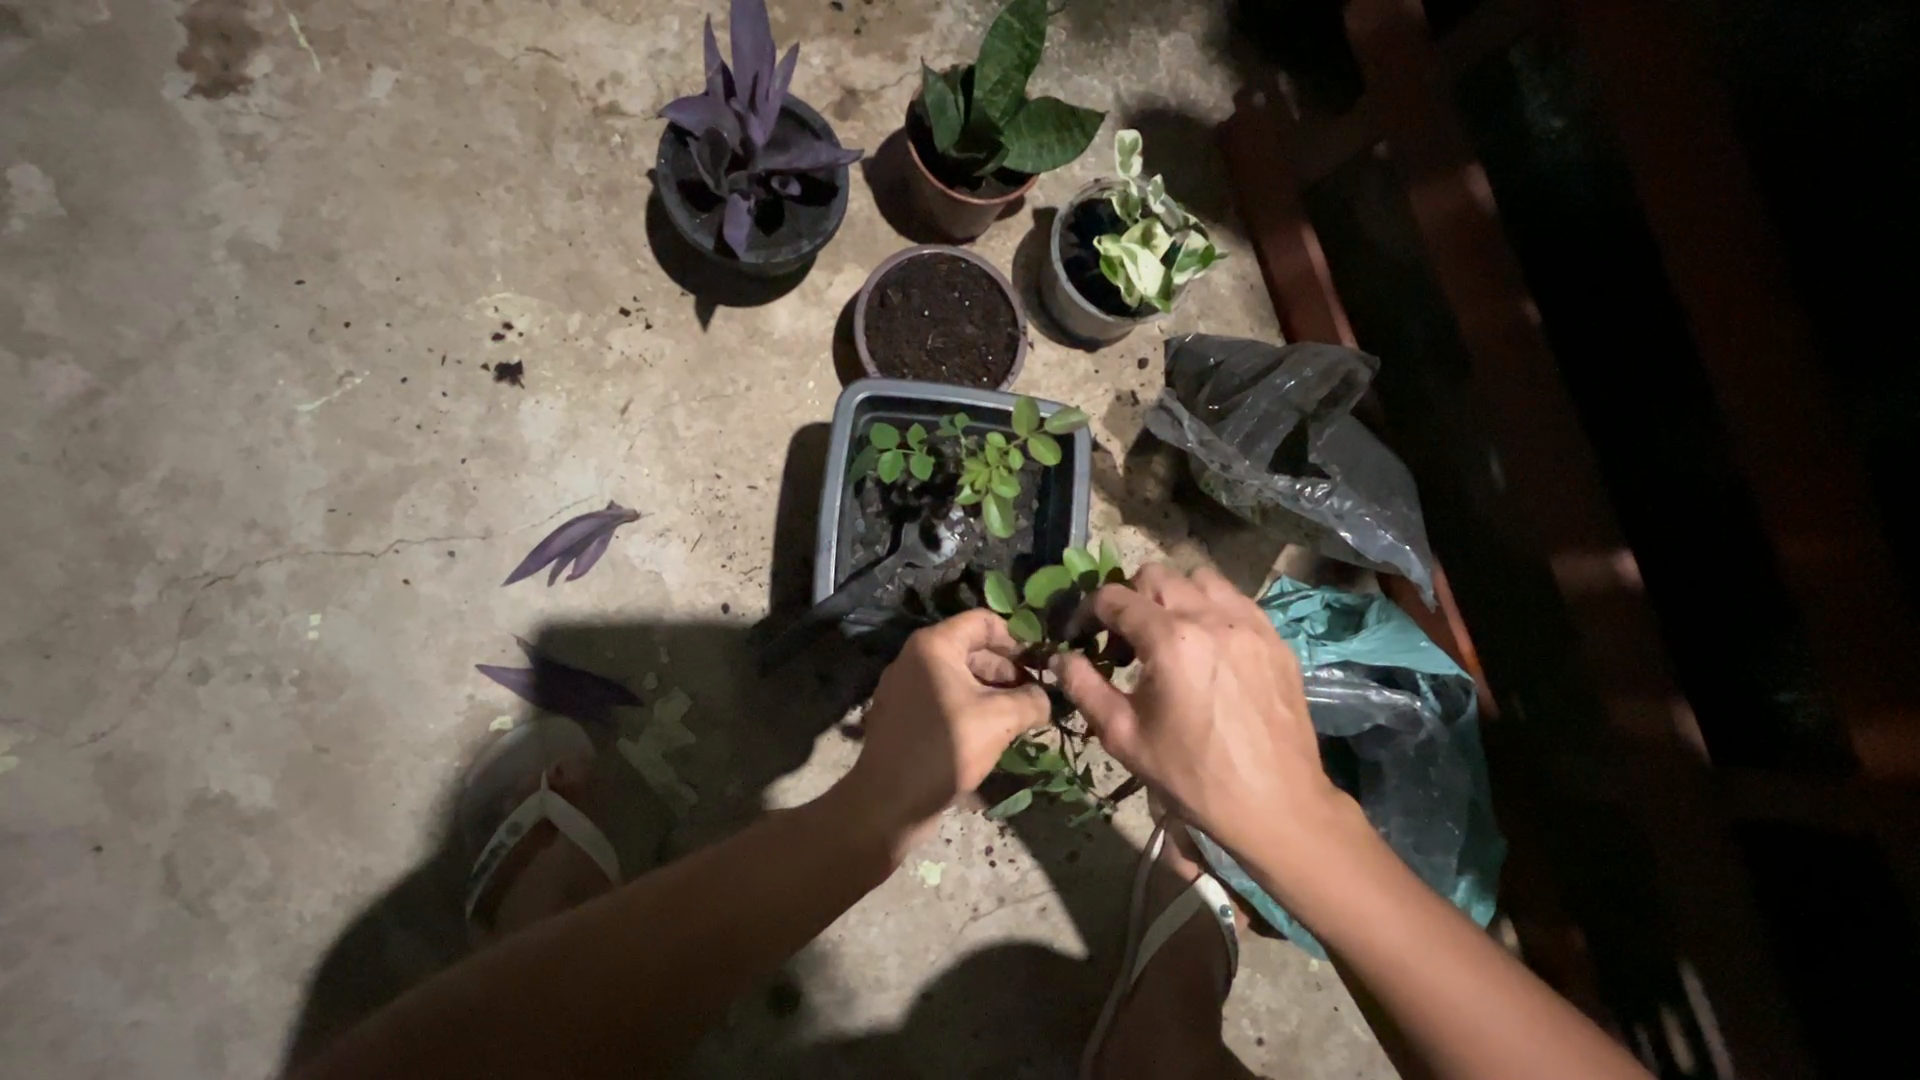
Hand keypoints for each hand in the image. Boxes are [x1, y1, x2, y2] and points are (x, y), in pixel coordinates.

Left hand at [838, 610, 1048, 858]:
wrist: (888, 802)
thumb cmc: (945, 747)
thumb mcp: (998, 720)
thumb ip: (1031, 700)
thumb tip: (1046, 698)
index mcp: (933, 645)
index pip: (984, 621)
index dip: (1017, 638)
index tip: (1042, 662)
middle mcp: (915, 658)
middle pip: (972, 648)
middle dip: (1008, 670)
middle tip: (1037, 695)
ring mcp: (905, 687)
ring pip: (959, 677)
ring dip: (992, 691)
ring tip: (1021, 716)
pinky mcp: (904, 715)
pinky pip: (944, 698)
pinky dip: (971, 707)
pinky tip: (992, 732)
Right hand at [1051, 564, 1343, 859]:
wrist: (1275, 805)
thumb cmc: (1192, 776)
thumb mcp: (1123, 735)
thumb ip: (1084, 687)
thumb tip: (1060, 657)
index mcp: (1170, 640)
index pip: (1114, 598)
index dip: (1086, 612)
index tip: (1079, 636)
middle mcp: (1211, 617)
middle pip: (1155, 576)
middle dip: (1128, 598)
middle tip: (1121, 639)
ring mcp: (1249, 624)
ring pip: (1199, 578)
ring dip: (1171, 595)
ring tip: (1165, 635)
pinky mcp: (1274, 638)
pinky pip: (1234, 600)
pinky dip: (1209, 608)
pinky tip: (1204, 646)